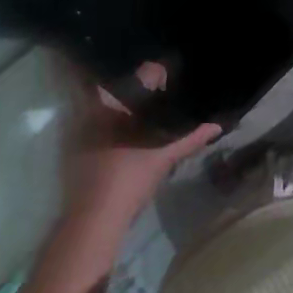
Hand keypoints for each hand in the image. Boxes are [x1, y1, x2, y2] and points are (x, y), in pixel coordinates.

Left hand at [58, 59, 221, 219]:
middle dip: (137, 90)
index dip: (152, 73)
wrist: (95, 219)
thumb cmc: (128, 180)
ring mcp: (80, 133)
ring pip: (104, 109)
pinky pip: (96, 128)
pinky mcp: (76, 152)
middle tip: (163, 92)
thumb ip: (190, 139)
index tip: (169, 74)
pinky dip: (113, 128)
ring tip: (150, 110)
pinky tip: (131, 136)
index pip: (131, 78)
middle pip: (116, 90)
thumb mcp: (163, 158)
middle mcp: (91, 113)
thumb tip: (216, 125)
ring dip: (124, 108)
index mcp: (109, 108)